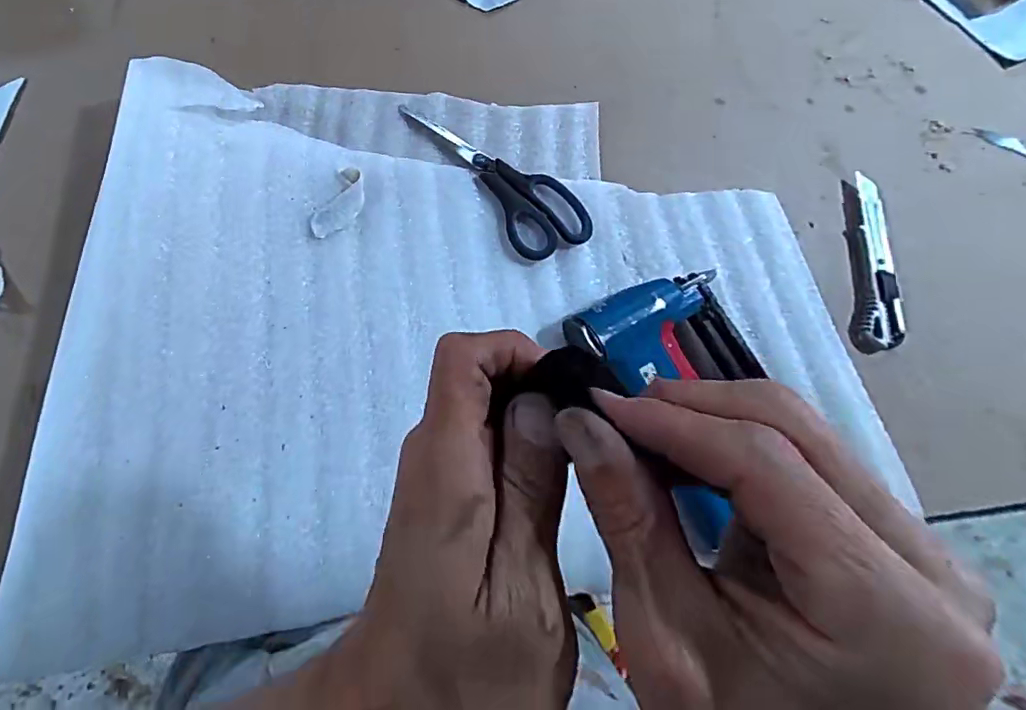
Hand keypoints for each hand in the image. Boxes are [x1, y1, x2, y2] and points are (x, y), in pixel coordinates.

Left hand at [233, 331, 575, 709]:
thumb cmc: (464, 675)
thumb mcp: (522, 592)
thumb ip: (532, 490)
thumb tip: (541, 402)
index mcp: (445, 466)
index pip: (461, 355)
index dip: (515, 351)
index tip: (568, 390)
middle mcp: (429, 453)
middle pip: (476, 373)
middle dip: (537, 384)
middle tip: (595, 433)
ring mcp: (433, 471)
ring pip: (485, 404)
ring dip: (536, 416)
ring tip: (587, 460)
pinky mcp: (442, 491)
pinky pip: (483, 436)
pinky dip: (525, 442)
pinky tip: (558, 483)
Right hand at [557, 379, 1000, 709]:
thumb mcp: (672, 644)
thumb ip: (631, 524)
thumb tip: (584, 423)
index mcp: (889, 611)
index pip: (767, 462)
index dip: (676, 422)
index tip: (602, 404)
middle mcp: (933, 566)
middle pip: (796, 430)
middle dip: (695, 407)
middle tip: (622, 413)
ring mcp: (929, 551)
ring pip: (808, 433)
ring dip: (717, 420)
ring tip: (649, 432)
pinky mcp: (905, 543)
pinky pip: (816, 459)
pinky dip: (745, 445)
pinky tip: (695, 457)